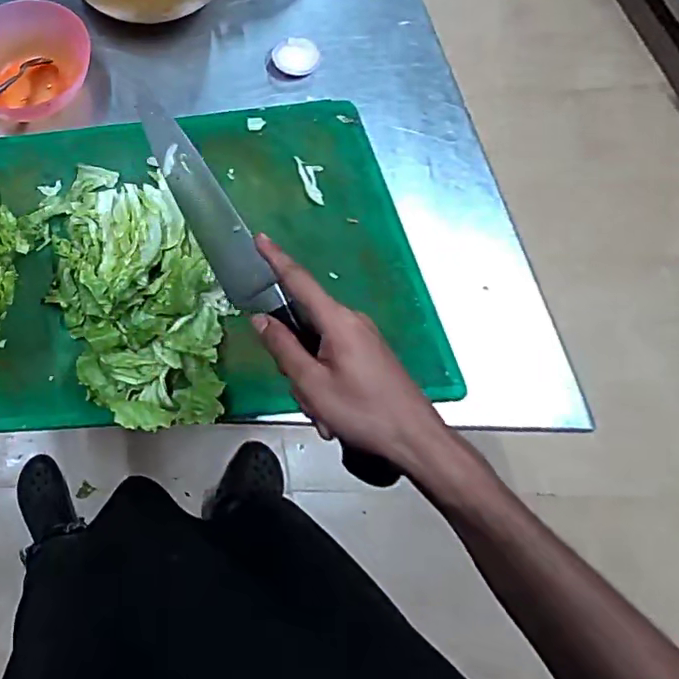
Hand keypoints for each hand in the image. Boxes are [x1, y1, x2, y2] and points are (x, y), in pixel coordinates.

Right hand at [250, 234, 460, 479]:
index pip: (299, 280)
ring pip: (315, 344)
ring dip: (308, 375)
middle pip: (303, 321)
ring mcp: (363, 336)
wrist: (418, 440)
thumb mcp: (312, 384)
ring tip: (322, 410)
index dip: (276, 258)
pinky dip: (323, 379)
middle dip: (291, 354)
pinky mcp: (369, 352)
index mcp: (337, 320)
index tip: (260, 238)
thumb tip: (261, 319)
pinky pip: (331, 355)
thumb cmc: (364, 412)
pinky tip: (332, 411)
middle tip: (300, 389)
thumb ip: (282, 348)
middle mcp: (351, 320)